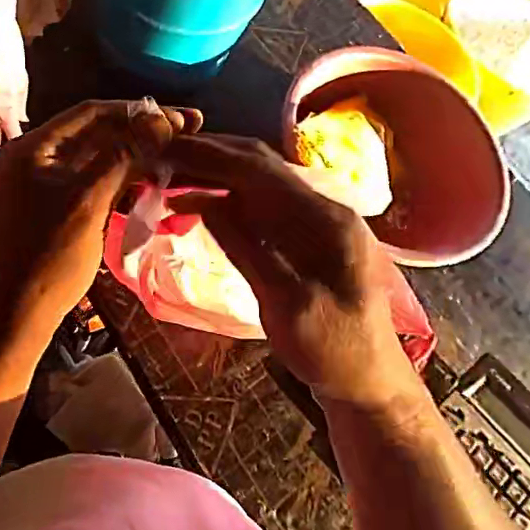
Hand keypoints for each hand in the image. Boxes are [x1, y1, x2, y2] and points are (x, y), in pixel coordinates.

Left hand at [0, 100, 198, 322]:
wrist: (21, 312)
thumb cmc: (50, 257)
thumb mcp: (88, 201)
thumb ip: (123, 157)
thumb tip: (161, 121)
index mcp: (34, 148)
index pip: (92, 113)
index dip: (139, 112)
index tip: (181, 117)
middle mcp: (36, 156)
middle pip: (96, 131)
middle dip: (141, 130)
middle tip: (189, 129)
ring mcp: (45, 181)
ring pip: (99, 155)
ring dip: (136, 152)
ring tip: (177, 149)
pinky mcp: (58, 203)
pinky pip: (95, 178)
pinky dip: (124, 175)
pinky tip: (153, 176)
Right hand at [163, 135, 421, 409]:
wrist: (367, 380)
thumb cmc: (333, 349)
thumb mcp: (289, 304)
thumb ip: (248, 249)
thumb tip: (205, 202)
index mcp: (326, 219)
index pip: (261, 171)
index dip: (212, 156)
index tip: (169, 149)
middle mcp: (321, 209)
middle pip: (259, 165)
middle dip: (210, 155)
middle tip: (161, 154)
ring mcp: (312, 221)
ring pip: (256, 182)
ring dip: (215, 173)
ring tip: (170, 172)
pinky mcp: (300, 237)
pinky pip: (258, 206)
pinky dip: (225, 198)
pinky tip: (198, 200)